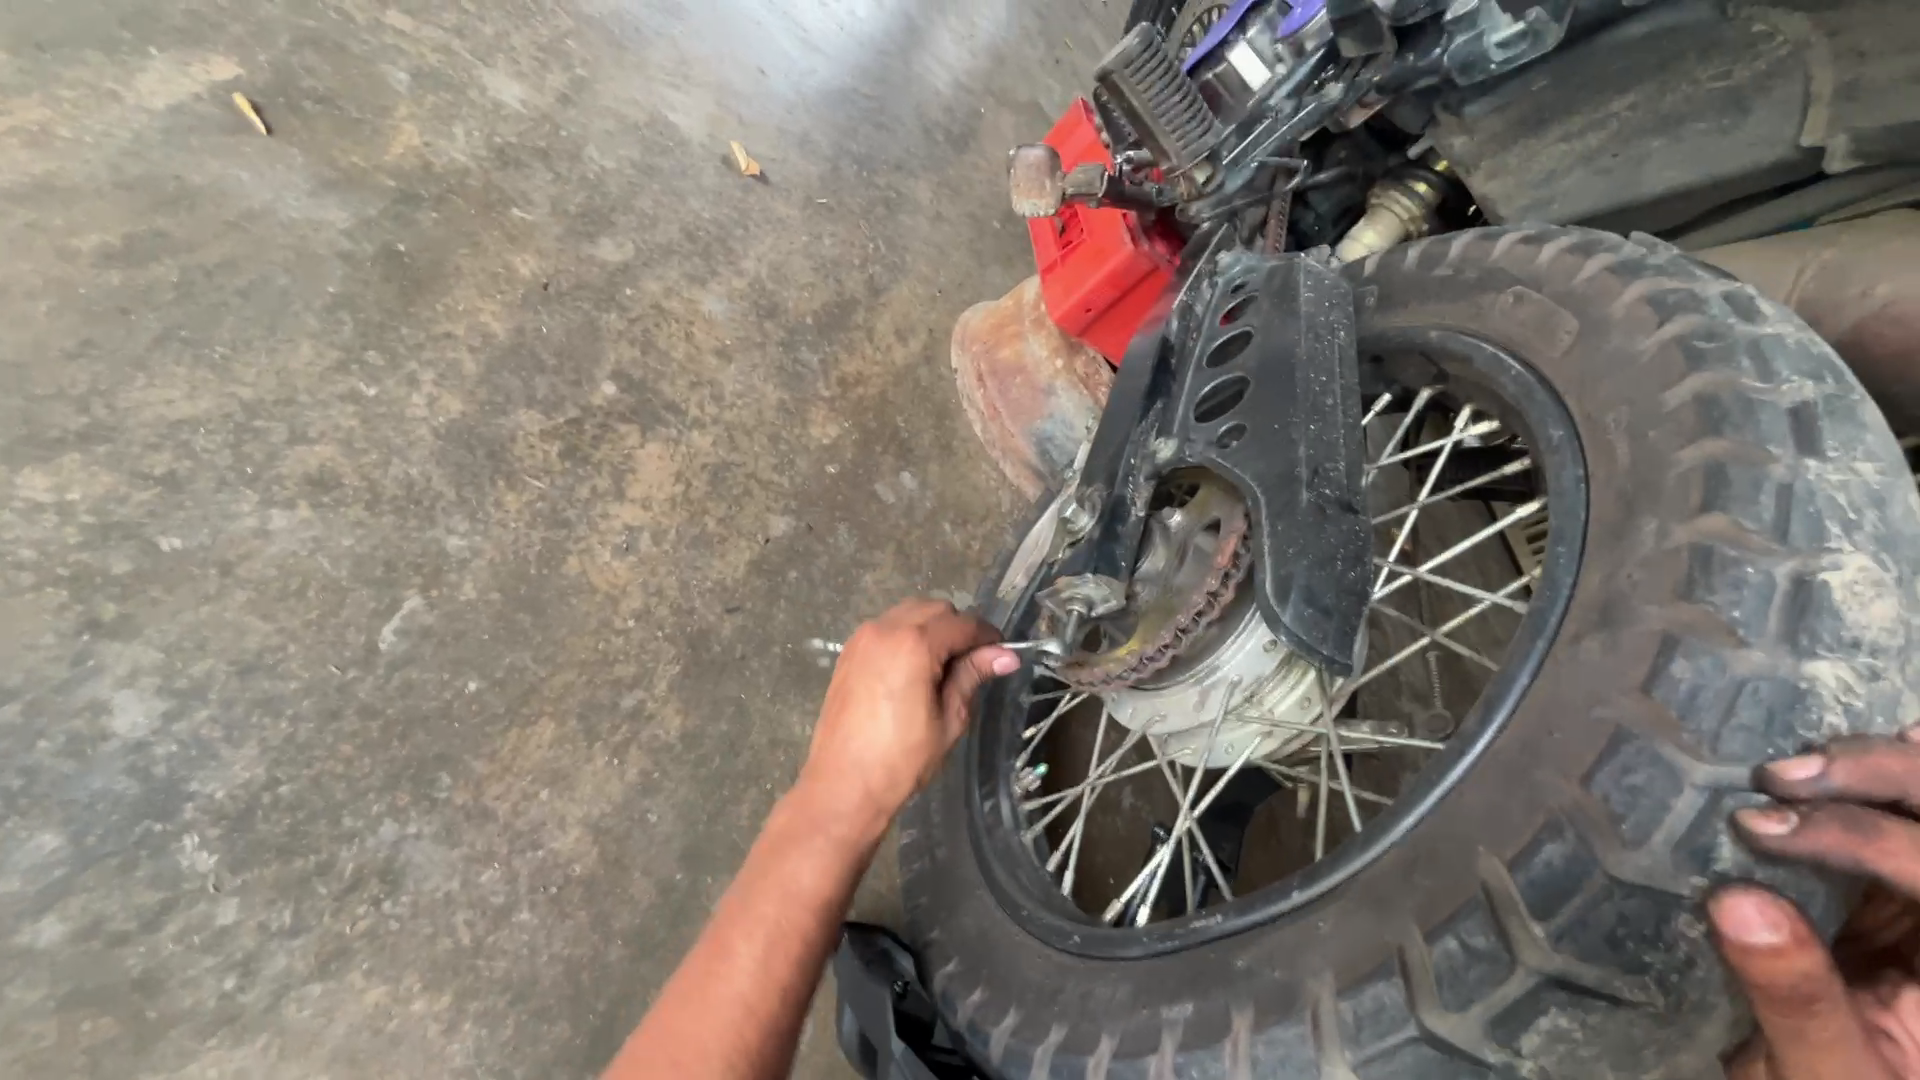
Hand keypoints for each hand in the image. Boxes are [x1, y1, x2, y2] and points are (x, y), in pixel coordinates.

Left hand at [798, 599, 1017, 831]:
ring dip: (931, 629)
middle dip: (958, 629)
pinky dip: (906, 636)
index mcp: (913, 644)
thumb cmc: (902, 759)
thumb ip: (972, 676)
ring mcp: (862, 638)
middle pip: (934, 610)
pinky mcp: (849, 652)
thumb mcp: (949, 718)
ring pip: (909, 614)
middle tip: (972, 665)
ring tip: (942, 668)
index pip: (962, 624)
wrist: (843, 785)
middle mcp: (885, 629)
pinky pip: (886, 628)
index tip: (1001, 655)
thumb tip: (1007, 655)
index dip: (987, 637)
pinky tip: (913, 670)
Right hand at [1710, 733, 1919, 1077]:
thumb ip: (1795, 997)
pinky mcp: (1892, 893)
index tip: (1758, 827)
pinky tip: (1831, 757)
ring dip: (1876, 768)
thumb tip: (1735, 902)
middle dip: (1884, 778)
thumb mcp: (1826, 1071)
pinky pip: (1896, 821)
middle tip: (1779, 777)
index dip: (1865, 836)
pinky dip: (1874, 777)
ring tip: (1784, 769)